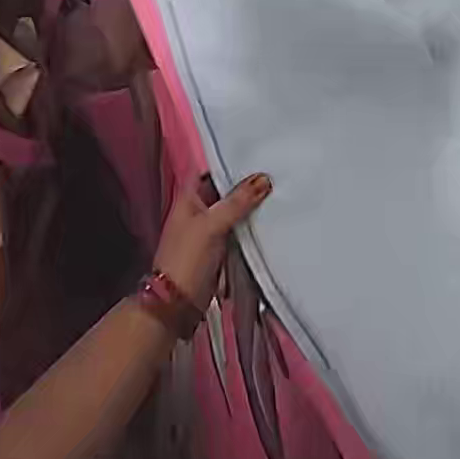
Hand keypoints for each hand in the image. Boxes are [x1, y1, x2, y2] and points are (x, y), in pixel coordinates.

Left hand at [154, 172, 272, 306]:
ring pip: (235, 212)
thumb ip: (237, 202)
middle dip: (247, 186)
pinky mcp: (222, 249)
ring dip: (252, 207)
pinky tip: (273, 219)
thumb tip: (264, 179)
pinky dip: (253, 226)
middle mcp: (199, 211)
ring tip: (280, 192)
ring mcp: (211, 230)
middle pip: (226, 192)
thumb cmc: (187, 258)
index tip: (256, 156)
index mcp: (189, 198)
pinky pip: (240, 231)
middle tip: (276, 173)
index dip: (229, 162)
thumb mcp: (212, 225)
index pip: (210, 171)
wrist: (178, 303)